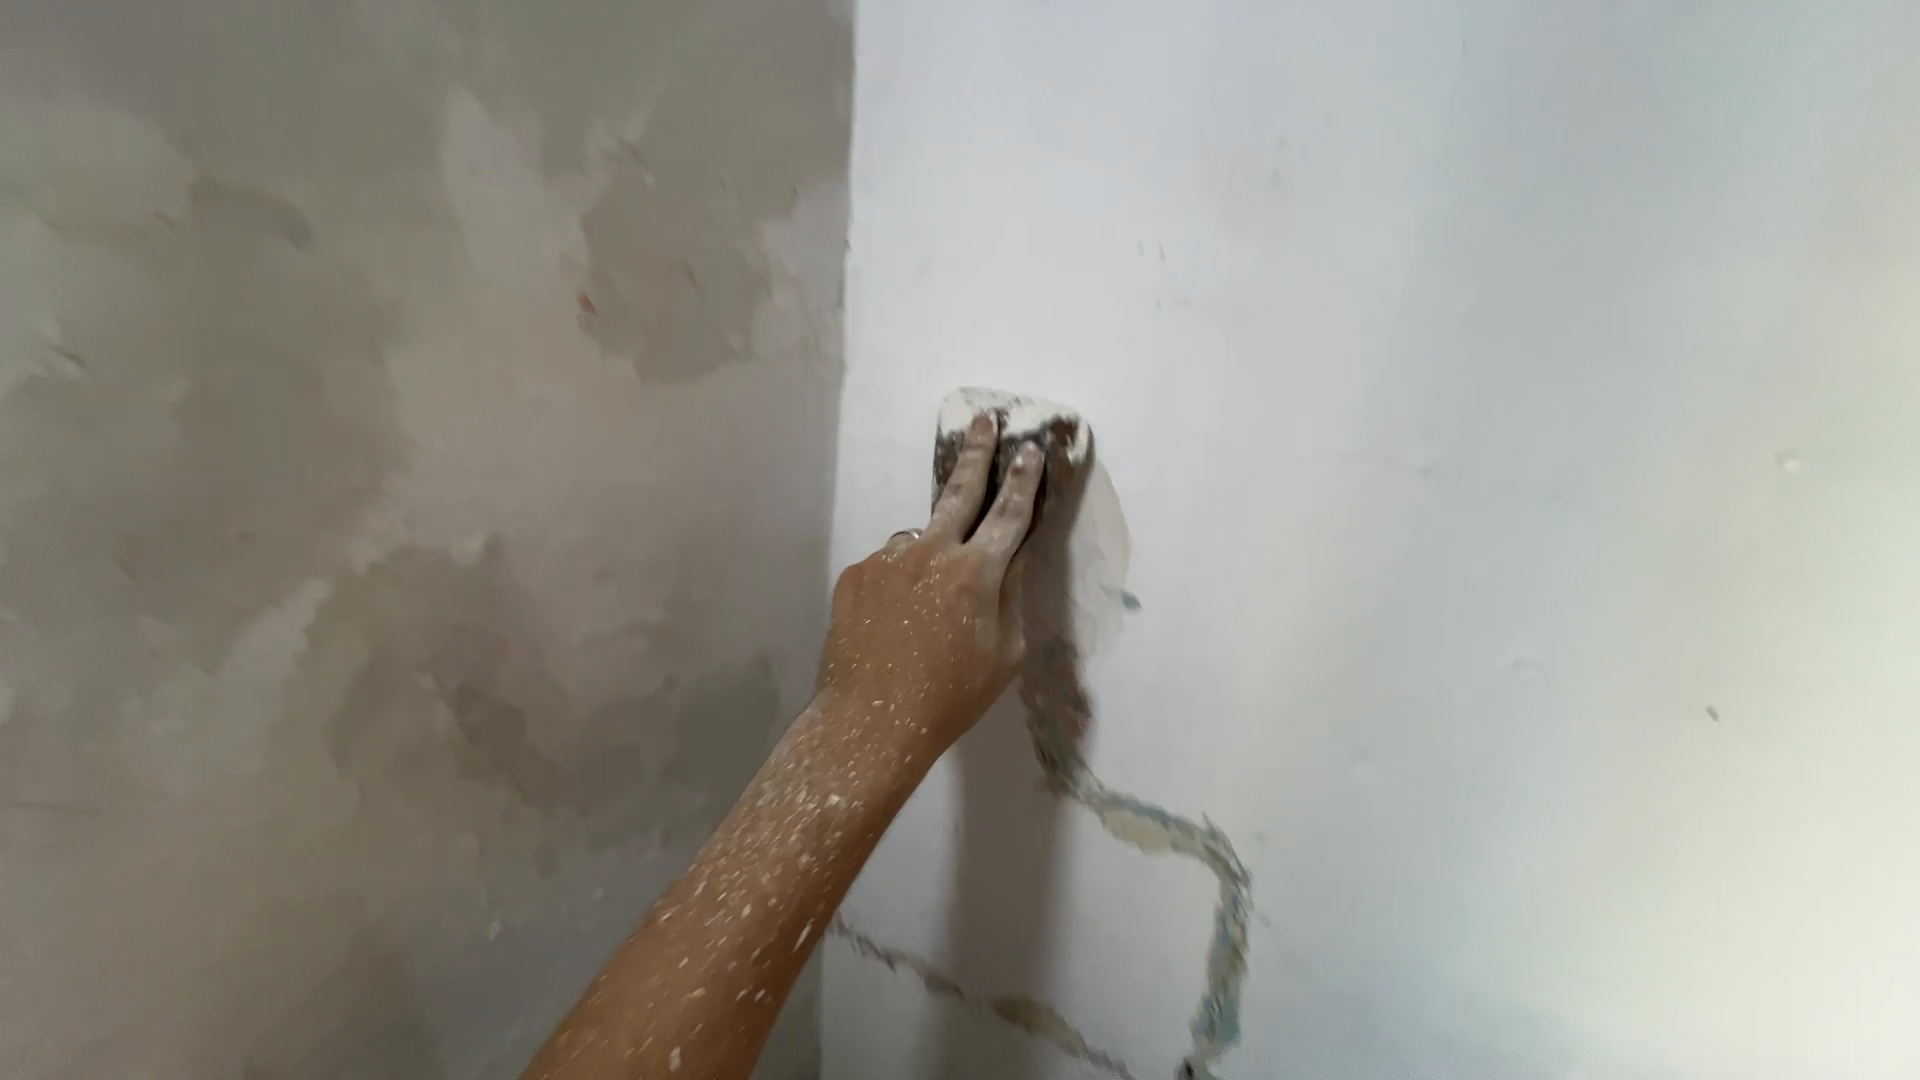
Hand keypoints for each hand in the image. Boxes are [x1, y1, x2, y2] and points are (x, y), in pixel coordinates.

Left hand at [816, 412, 1045, 752]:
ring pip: (919, 538)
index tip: (1031, 450)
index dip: (1024, 480)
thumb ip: (1009, 598)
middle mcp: (930, 552)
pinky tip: (895, 620)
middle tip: (984, 422)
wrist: (871, 721)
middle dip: (977, 453)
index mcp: (975, 573)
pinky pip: (888, 565)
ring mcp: (887, 560)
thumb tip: (1008, 559)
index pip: (1008, 514)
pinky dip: (899, 580)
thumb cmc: (950, 697)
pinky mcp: (855, 574)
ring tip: (925, 602)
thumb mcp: (1003, 655)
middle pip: (959, 491)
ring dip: (931, 551)